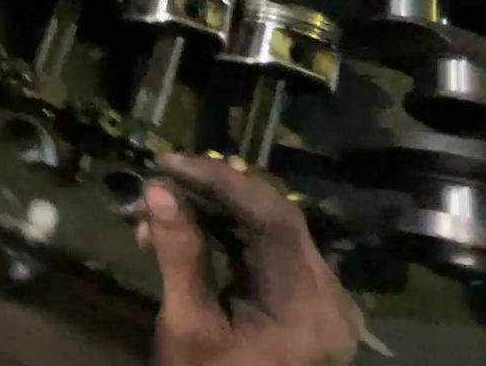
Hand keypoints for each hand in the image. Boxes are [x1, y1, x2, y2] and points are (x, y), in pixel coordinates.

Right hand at [143, 154, 361, 365]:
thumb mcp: (188, 324)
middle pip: (275, 219)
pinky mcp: (306, 305)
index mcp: (308, 307)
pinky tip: (182, 234)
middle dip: (212, 191)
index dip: (221, 180)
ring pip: (268, 229)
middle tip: (157, 179)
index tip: (167, 162)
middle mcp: (329, 298)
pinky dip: (223, 233)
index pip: (274, 219)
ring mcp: (322, 302)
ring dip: (211, 210)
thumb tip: (156, 188)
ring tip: (156, 213)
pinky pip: (266, 250)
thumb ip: (179, 254)